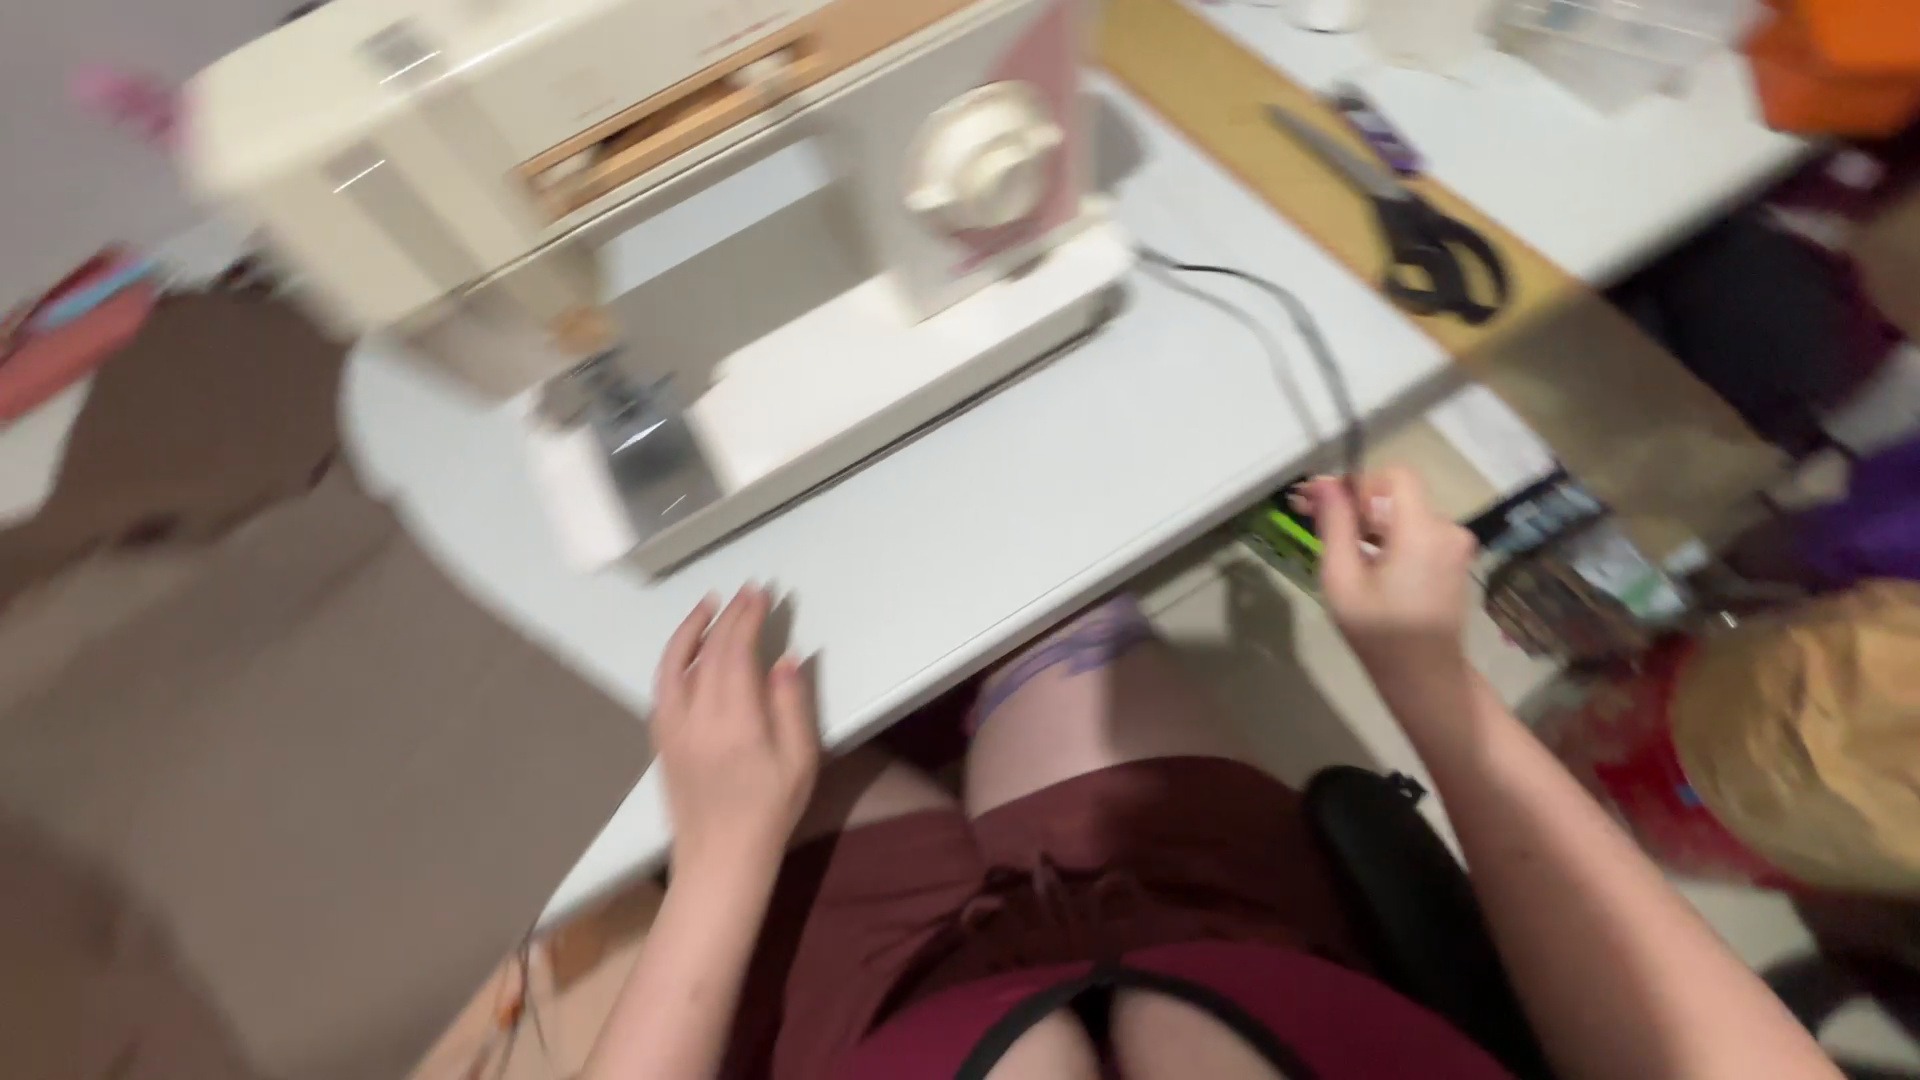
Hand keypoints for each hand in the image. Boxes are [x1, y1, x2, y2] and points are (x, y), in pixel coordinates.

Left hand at [652, 585, 819, 879]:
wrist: (721, 857)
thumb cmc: (770, 809)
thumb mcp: (799, 759)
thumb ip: (792, 705)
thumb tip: (785, 659)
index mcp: (734, 721)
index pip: (735, 652)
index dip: (747, 618)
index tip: (760, 593)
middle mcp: (695, 717)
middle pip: (707, 652)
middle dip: (728, 616)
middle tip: (746, 592)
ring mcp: (672, 728)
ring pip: (673, 665)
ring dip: (690, 629)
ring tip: (708, 604)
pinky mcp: (662, 740)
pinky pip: (663, 688)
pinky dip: (674, 659)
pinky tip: (688, 650)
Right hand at [1302, 469, 1476, 674]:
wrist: (1423, 674)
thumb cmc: (1377, 629)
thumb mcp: (1341, 577)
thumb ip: (1335, 525)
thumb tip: (1323, 483)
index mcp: (1421, 530)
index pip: (1394, 476)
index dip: (1358, 484)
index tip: (1328, 508)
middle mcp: (1446, 529)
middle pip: (1396, 496)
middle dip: (1355, 504)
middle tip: (1313, 518)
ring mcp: (1454, 545)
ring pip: (1403, 515)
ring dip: (1368, 524)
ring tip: (1337, 549)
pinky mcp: (1453, 560)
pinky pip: (1416, 533)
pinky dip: (1387, 539)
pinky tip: (1364, 563)